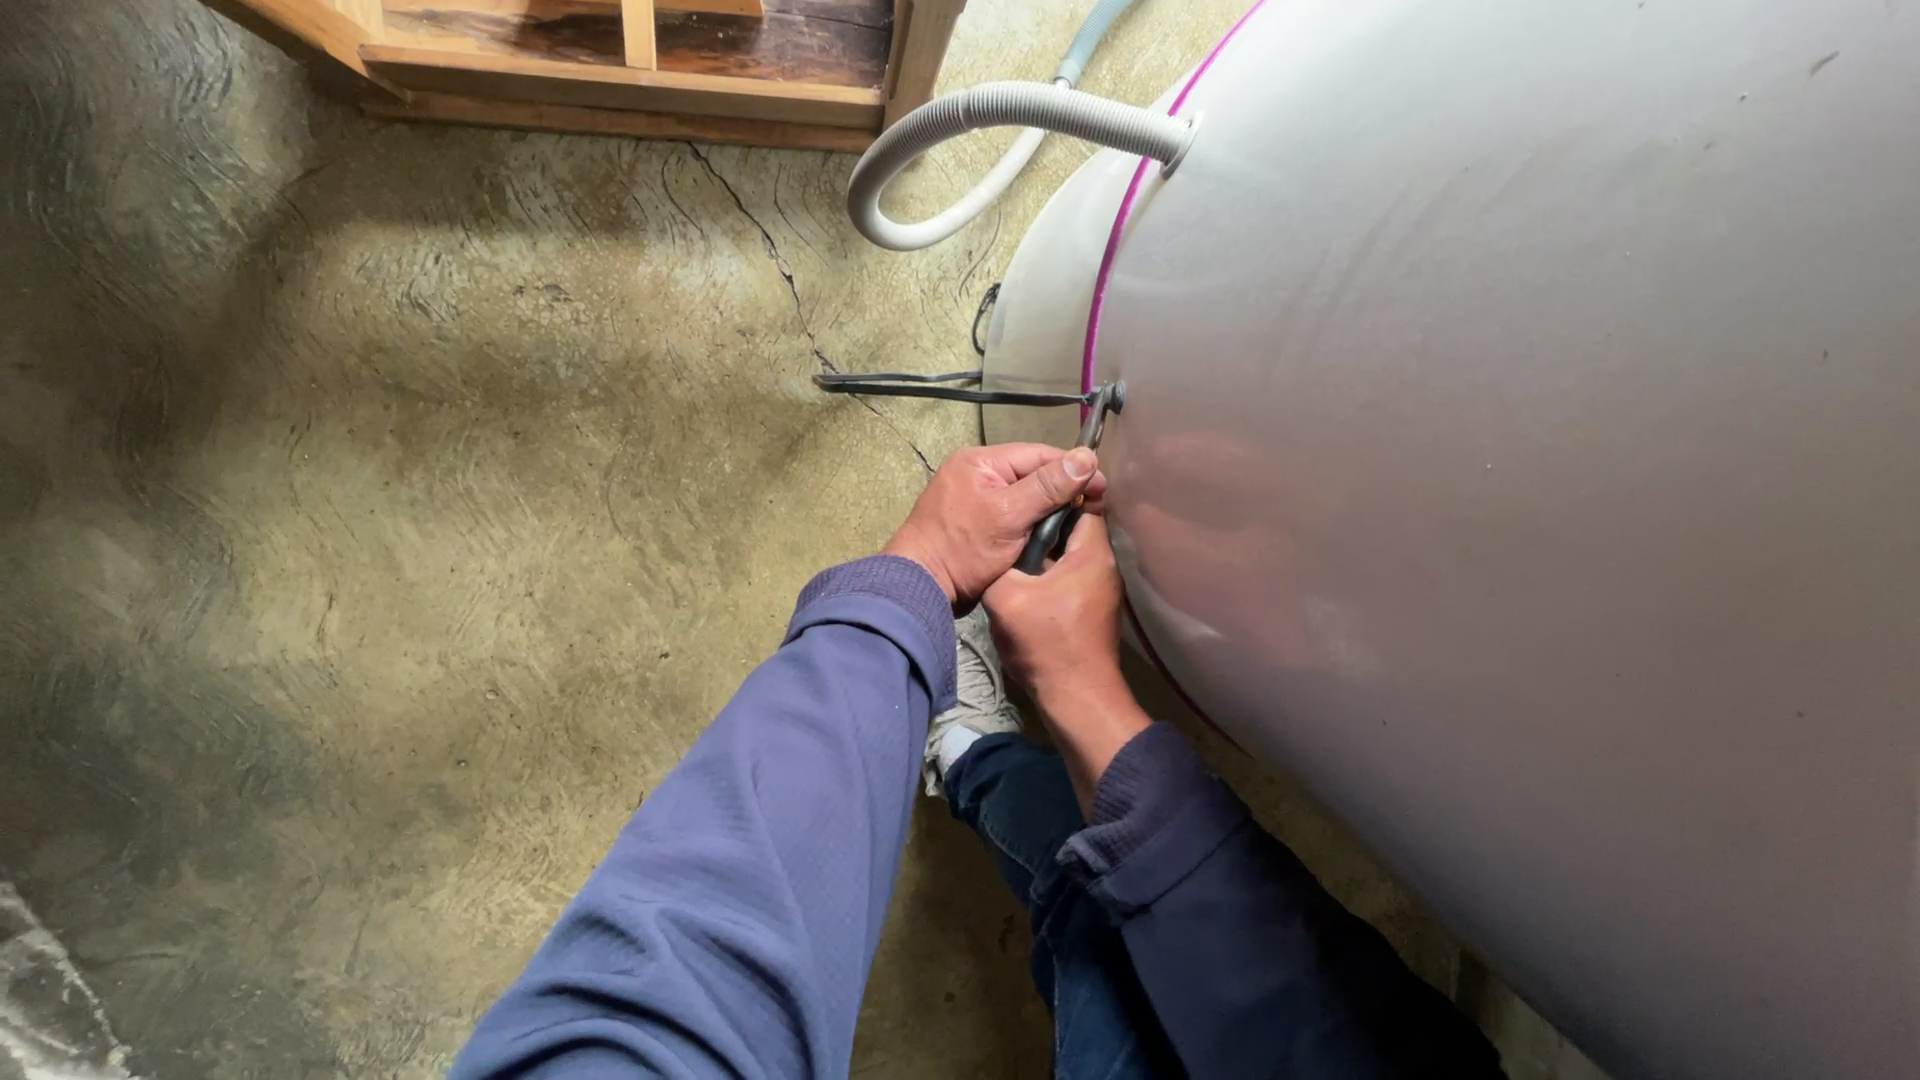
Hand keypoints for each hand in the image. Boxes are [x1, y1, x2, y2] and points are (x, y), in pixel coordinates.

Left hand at [884, 443, 1105, 607]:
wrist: (921, 587)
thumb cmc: (963, 549)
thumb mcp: (1010, 515)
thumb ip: (1048, 487)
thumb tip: (1087, 457)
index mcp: (980, 462)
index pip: (1038, 455)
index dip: (1073, 469)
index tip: (1103, 487)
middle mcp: (977, 474)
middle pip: (1032, 475)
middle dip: (1062, 490)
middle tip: (1095, 506)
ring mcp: (975, 500)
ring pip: (1025, 497)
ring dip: (1048, 508)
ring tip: (1078, 520)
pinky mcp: (976, 524)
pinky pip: (1013, 514)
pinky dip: (1032, 523)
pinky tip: (1052, 533)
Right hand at [983, 514, 1150, 813]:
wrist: (1076, 699)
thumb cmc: (1046, 642)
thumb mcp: (1007, 598)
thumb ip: (997, 565)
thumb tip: (988, 549)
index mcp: (1091, 554)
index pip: (1081, 501)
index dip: (1053, 490)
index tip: (1023, 488)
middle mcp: (1102, 566)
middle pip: (1072, 527)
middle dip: (1042, 520)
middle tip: (1009, 514)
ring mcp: (1098, 589)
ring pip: (1067, 554)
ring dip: (1042, 548)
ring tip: (1008, 541)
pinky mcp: (1088, 608)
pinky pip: (1067, 575)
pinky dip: (1046, 571)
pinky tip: (1019, 575)